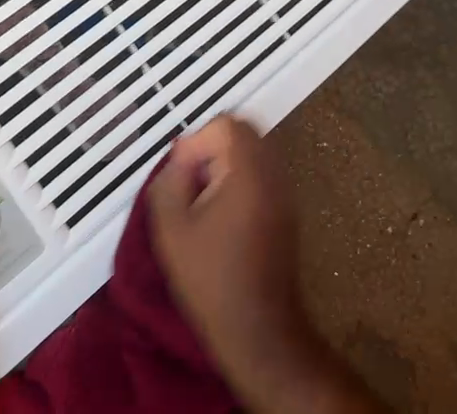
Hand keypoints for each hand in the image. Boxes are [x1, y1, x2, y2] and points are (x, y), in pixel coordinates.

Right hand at [149, 116, 383, 412]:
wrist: (257, 331)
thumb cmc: (211, 278)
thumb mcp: (170, 226)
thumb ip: (170, 178)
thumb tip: (182, 160)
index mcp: (247, 174)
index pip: (225, 125)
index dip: (197, 143)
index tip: (184, 176)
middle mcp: (273, 177)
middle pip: (242, 134)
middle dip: (210, 150)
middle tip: (191, 184)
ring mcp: (284, 196)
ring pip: (252, 154)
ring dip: (224, 167)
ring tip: (203, 202)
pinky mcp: (286, 214)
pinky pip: (260, 177)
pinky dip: (238, 183)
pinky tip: (220, 218)